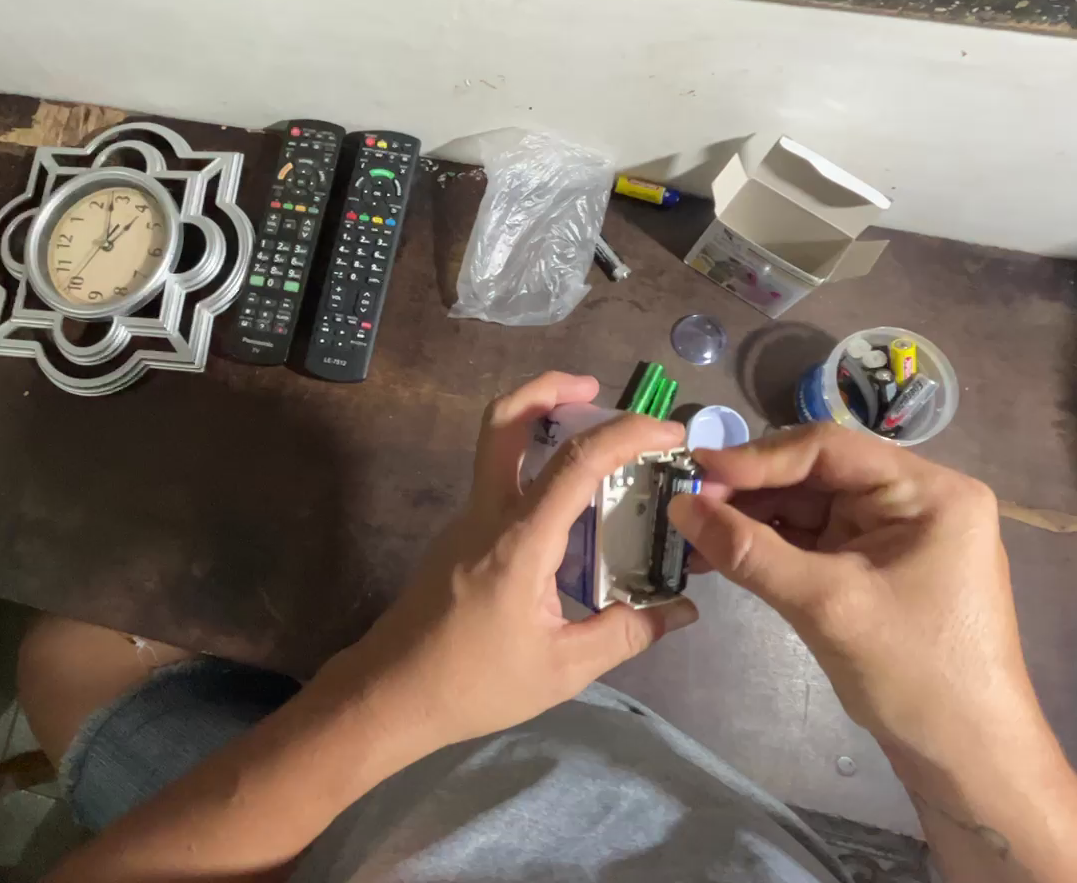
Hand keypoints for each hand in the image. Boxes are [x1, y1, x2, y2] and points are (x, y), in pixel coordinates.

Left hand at [324, 372, 699, 750]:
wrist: (394, 688)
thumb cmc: (476, 681)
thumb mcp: (564, 668)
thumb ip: (626, 632)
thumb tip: (683, 609)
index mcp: (519, 539)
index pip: (574, 462)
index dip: (625, 434)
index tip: (668, 433)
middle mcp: (488, 512)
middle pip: (504, 420)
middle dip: (548, 388)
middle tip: (595, 389)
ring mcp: (467, 517)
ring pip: (496, 445)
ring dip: (540, 422)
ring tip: (593, 440)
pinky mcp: (460, 532)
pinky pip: (498, 481)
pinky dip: (533, 467)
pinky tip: (569, 507)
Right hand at [670, 423, 1049, 775]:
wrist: (964, 760)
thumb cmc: (916, 674)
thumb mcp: (825, 604)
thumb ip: (747, 550)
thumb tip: (677, 505)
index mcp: (927, 492)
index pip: (826, 449)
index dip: (756, 458)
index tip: (695, 471)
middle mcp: (907, 498)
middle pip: (808, 473)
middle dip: (745, 491)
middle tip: (686, 504)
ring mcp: (884, 530)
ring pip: (797, 504)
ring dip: (744, 518)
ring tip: (691, 532)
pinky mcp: (863, 560)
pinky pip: (800, 536)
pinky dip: (758, 543)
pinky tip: (716, 551)